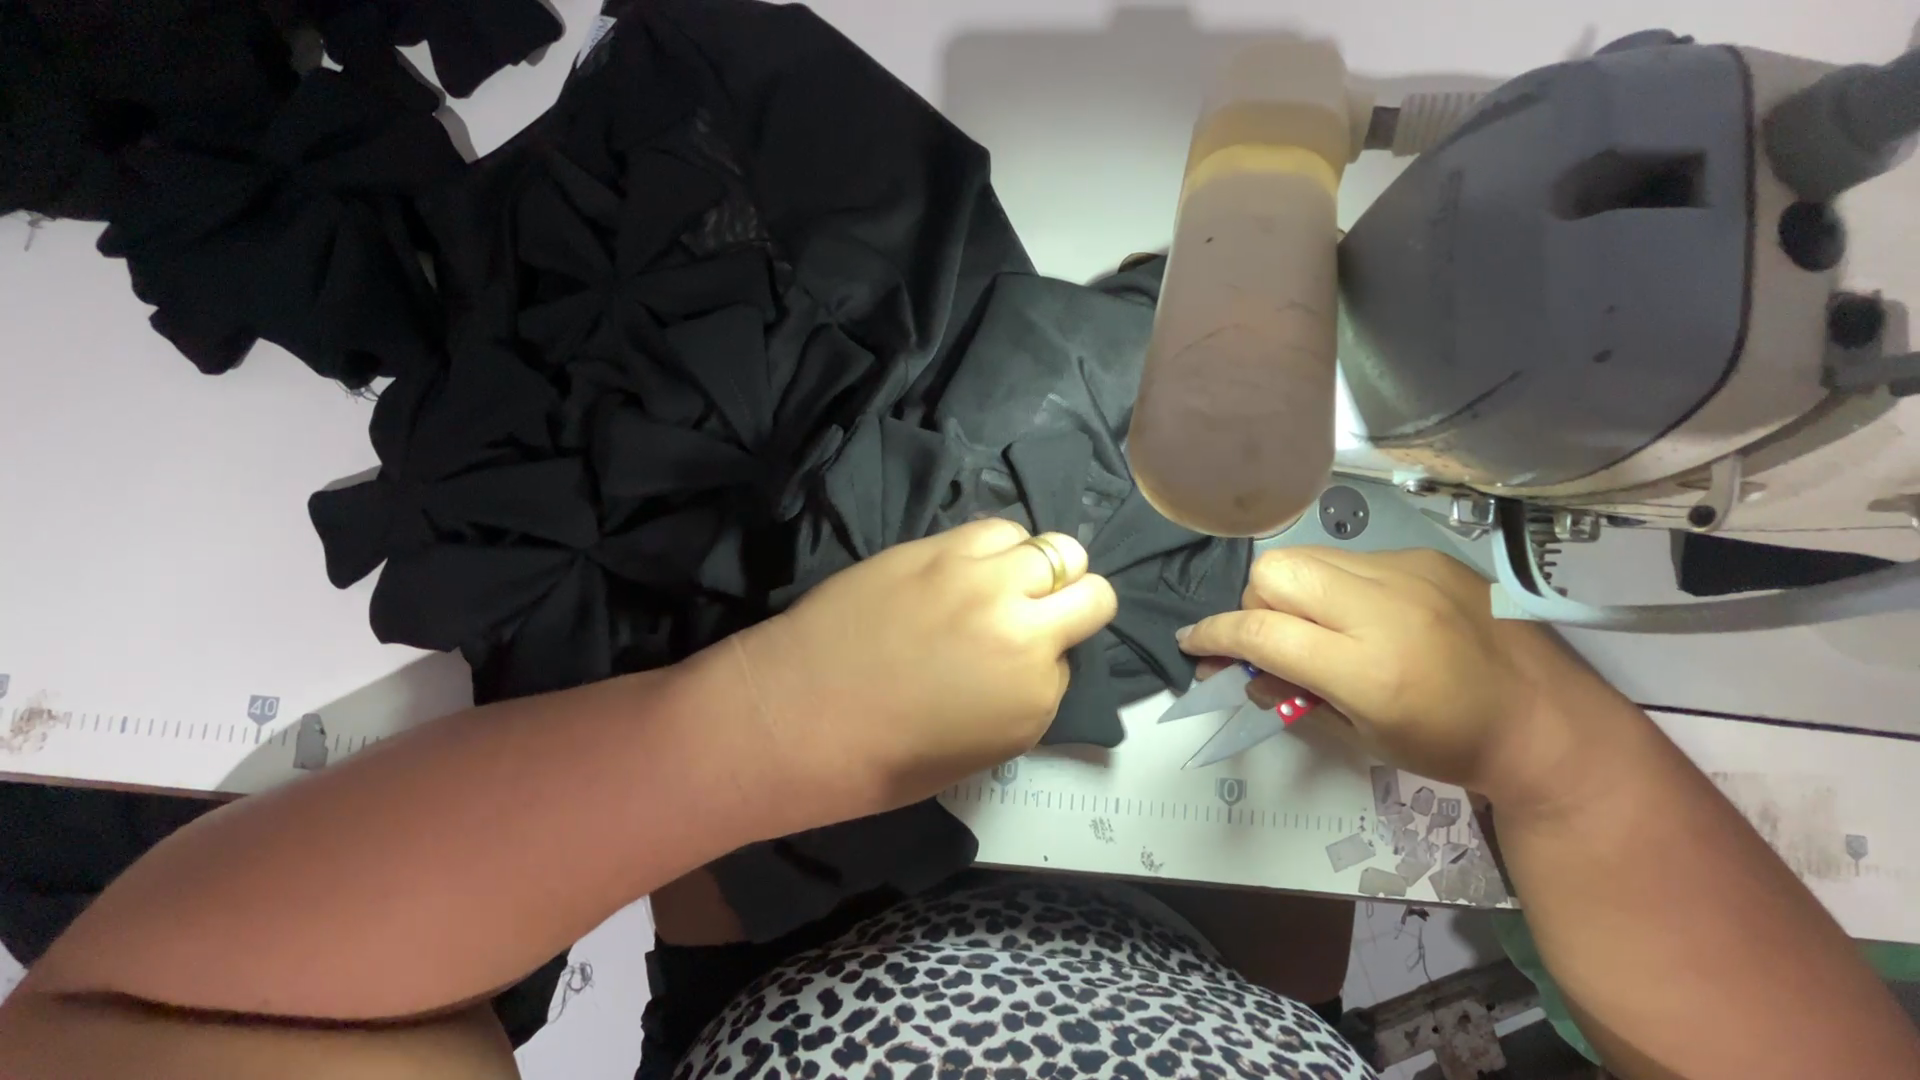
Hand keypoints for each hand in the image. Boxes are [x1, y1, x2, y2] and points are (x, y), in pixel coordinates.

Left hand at [726, 519, 1117, 829]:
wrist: (798, 717)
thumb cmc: (884, 757)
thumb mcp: (984, 749)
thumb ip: (1025, 695)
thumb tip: (1034, 654)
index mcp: (1035, 696)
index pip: (1075, 655)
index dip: (1052, 654)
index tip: (1022, 659)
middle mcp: (1022, 629)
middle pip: (1089, 590)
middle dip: (1072, 601)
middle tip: (1037, 611)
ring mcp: (981, 580)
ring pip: (1053, 547)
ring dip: (1039, 566)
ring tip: (1002, 581)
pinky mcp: (938, 547)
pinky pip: (996, 529)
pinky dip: (997, 546)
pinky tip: (969, 565)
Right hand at [1176, 547, 1615, 805]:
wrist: (1548, 722)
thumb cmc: (1448, 745)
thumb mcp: (1360, 734)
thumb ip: (1292, 693)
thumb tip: (1241, 668)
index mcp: (1366, 668)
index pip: (1260, 631)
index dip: (1215, 636)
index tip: (1194, 644)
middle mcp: (1383, 607)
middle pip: (1273, 573)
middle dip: (1256, 605)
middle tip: (1276, 641)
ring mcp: (1408, 572)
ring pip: (1307, 557)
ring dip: (1293, 592)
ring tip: (1321, 627)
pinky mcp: (1426, 556)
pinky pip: (1350, 559)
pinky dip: (1337, 586)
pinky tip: (1368, 616)